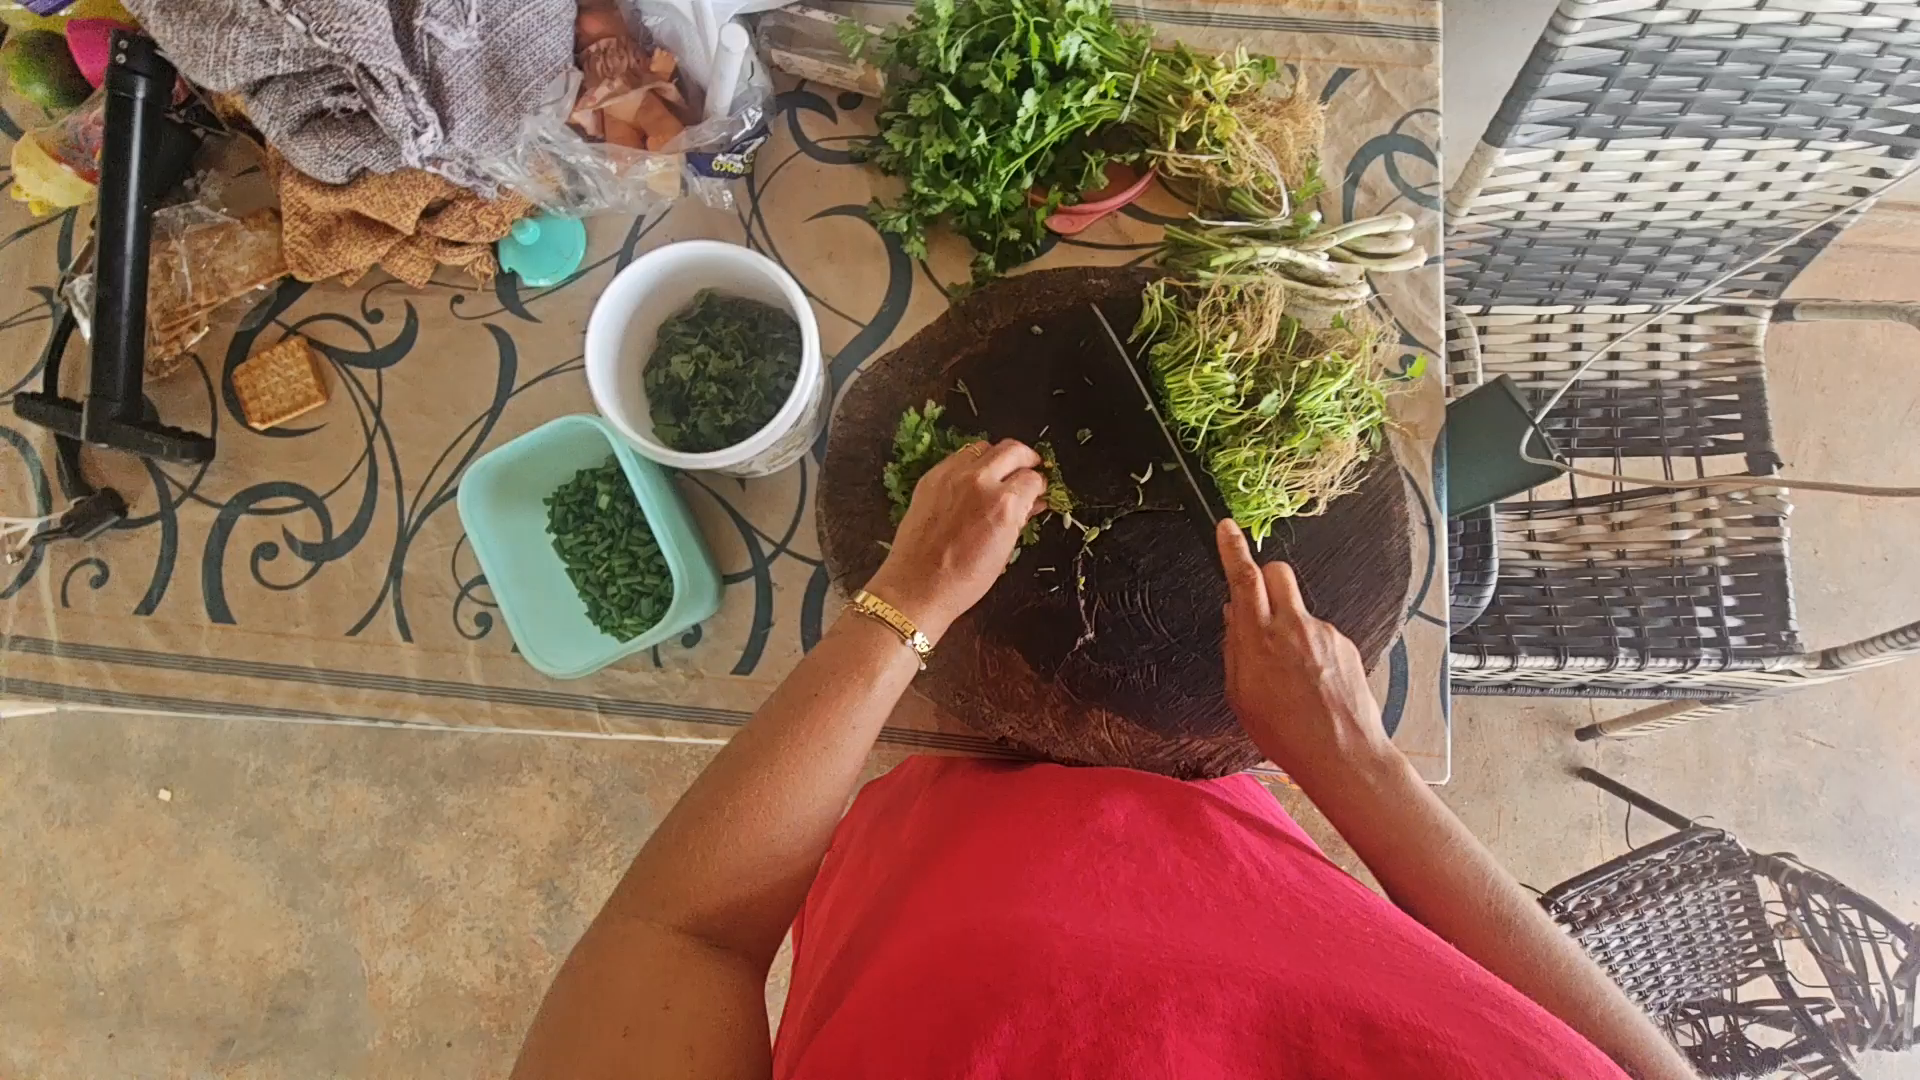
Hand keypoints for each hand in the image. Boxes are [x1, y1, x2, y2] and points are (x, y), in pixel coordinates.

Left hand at [865, 439, 1045, 642]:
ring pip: (985, 447)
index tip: (1038, 491)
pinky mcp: (931, 478)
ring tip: (999, 474)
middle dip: (1027, 459)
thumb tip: (1034, 502)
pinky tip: (973, 482)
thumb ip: (1021, 518)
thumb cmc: (964, 580)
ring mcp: (952, 476)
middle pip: (1013, 450)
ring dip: (997, 457)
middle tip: (1028, 470)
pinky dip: (971, 464)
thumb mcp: (1005, 551)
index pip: (1033, 478)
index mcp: (1004, 504)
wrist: (917, 586)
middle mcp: (980, 482)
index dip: (1039, 486)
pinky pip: (959, 457)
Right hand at [1216, 519, 1391, 775]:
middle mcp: (1293, 628)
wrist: (1342, 754)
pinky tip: (1310, 680)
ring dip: (1287, 624)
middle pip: (1278, 573)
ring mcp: (1323, 633)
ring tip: (1288, 672)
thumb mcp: (1239, 694)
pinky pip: (1318, 632)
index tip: (1227, 527)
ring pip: (1297, 607)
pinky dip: (1308, 647)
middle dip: (1264, 577)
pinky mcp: (1345, 644)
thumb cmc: (1283, 732)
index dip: (1233, 550)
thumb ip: (1234, 647)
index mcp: (1259, 640)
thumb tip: (1234, 615)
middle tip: (1258, 604)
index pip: (1244, 580)